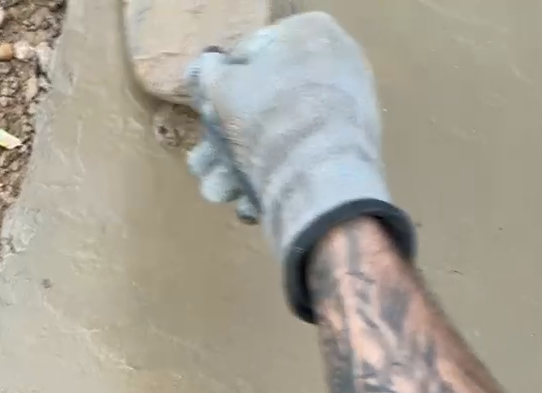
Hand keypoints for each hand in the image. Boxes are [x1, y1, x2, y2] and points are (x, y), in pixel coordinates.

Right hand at [186, 12, 414, 320]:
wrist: (330, 200)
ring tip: (222, 197)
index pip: (248, 58)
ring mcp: (341, 116)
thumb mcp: (228, 94)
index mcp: (314, 36)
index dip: (217, 98)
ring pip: (269, 142)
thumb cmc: (277, 135)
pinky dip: (267, 182)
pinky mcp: (342, 160)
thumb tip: (200, 68)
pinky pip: (290, 164)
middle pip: (256, 108)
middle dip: (223, 145)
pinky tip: (250, 206)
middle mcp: (333, 71)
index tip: (204, 131)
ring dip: (236, 170)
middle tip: (204, 176)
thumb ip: (209, 74)